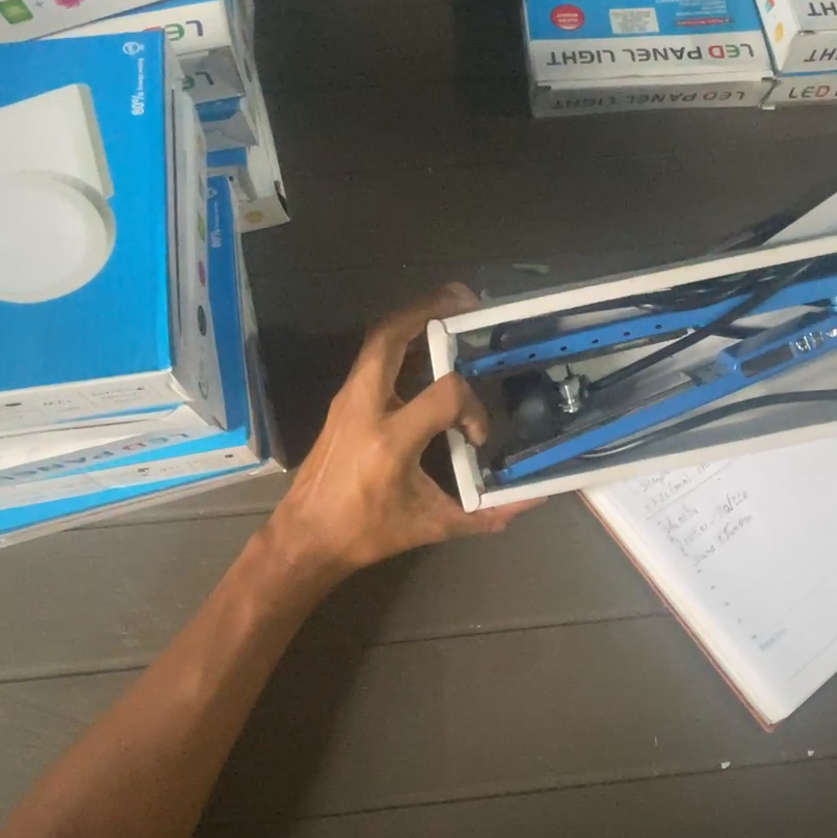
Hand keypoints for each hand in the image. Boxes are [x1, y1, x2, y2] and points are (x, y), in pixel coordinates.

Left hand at [265, 284, 539, 579]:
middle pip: (391, 336)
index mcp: (391, 439)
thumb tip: (530, 502)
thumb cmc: (367, 533)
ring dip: (412, 317)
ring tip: (447, 309)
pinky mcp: (343, 401)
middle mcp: (365, 407)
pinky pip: (372, 356)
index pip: (445, 393)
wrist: (306, 537)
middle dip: (429, 308)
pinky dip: (400, 339)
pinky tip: (424, 345)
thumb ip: (485, 515)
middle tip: (465, 300)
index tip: (477, 435)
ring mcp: (348, 399)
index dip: (471, 407)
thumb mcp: (431, 526)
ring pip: (377, 339)